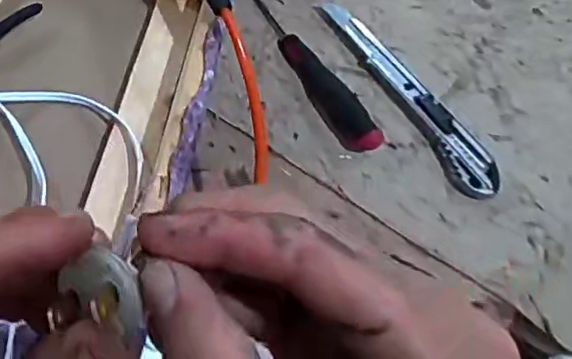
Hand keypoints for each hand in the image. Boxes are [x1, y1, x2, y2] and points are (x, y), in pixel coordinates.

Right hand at [134, 187, 516, 358]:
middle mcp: (404, 291)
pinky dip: (240, 283)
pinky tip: (200, 287)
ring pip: (288, 245)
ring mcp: (381, 298)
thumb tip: (155, 271)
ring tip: (164, 256)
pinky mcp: (355, 317)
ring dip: (222, 250)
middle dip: (218, 227)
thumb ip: (219, 350)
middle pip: (299, 225)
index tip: (153, 232)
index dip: (226, 231)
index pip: (308, 246)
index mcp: (419, 321)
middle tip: (152, 238)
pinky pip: (291, 283)